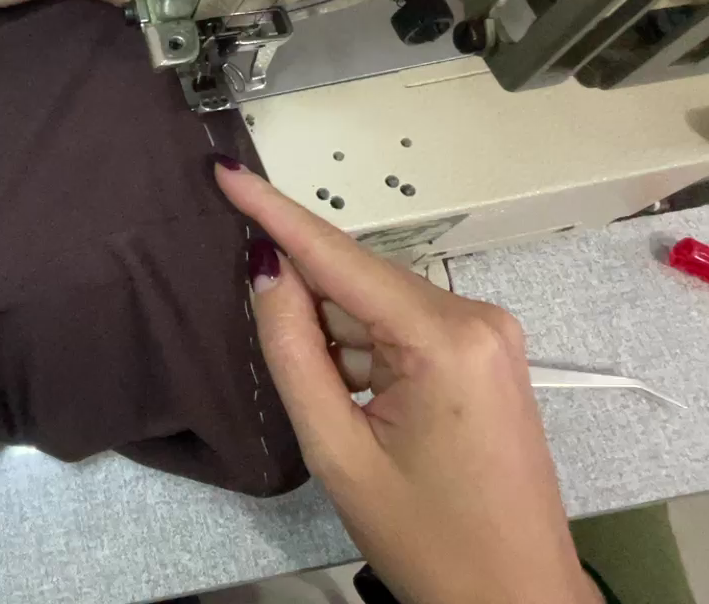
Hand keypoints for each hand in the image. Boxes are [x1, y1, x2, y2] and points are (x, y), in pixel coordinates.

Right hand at [216, 163, 596, 603]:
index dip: (273, 211)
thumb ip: (292, 348)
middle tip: (275, 343)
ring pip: (371, 301)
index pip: (337, 255)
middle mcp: (472, 314)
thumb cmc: (426, 539)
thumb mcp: (337, 449)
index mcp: (444, 337)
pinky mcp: (480, 348)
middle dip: (302, 294)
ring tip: (331, 401)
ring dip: (330, 329)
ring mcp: (483, 329)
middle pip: (354, 278)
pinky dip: (357, 344)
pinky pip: (395, 322)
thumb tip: (265, 268)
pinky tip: (352, 394)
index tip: (225, 170)